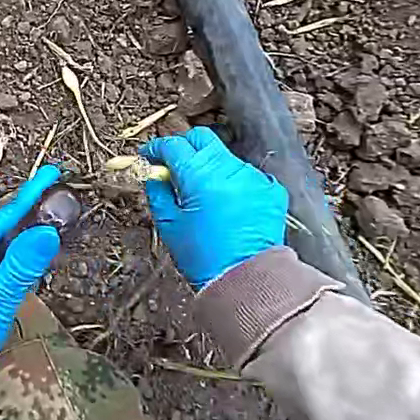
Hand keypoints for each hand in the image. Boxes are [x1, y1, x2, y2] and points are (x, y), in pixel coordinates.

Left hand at [0, 165, 62, 387]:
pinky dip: (13, 266)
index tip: (53, 172)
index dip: (35, 194)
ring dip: (24, 252)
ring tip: (50, 254)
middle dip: (34, 230)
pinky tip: (27, 275)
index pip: (8, 213)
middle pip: (7, 229)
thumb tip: (47, 232)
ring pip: (3, 247)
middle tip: (63, 224)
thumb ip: (24, 262)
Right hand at [140, 127, 286, 288]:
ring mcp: (253, 176)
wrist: (246, 281)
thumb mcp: (169, 225)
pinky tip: (228, 205)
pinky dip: (233, 182)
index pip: (174, 145)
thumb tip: (154, 173)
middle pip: (202, 139)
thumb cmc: (203, 257)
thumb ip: (158, 192)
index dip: (158, 148)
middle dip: (185, 147)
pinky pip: (246, 175)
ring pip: (224, 157)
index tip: (149, 156)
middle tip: (174, 165)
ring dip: (210, 167)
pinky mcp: (271, 188)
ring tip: (204, 194)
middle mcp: (229, 168)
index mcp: (200, 176)